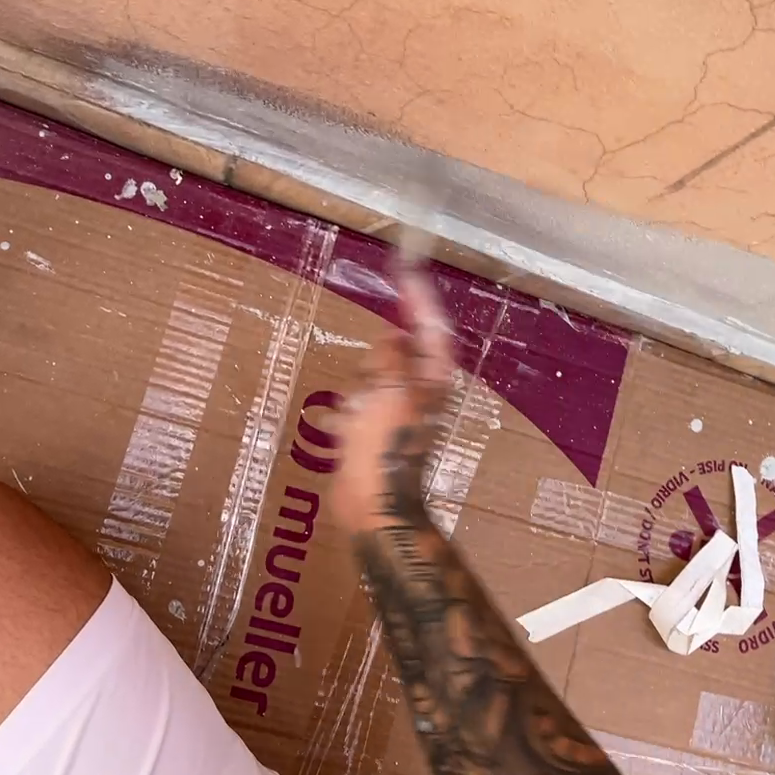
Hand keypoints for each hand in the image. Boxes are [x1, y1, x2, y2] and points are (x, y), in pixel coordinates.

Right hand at [331, 266, 456, 533]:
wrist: (372, 503)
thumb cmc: (384, 446)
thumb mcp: (389, 392)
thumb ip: (392, 357)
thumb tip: (393, 334)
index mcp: (432, 381)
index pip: (432, 329)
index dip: (419, 299)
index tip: (404, 270)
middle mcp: (420, 394)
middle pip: (402, 353)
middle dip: (382, 354)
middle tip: (371, 374)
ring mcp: (398, 413)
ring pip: (377, 377)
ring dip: (362, 383)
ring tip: (355, 405)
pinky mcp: (377, 430)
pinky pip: (361, 403)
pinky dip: (350, 407)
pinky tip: (342, 424)